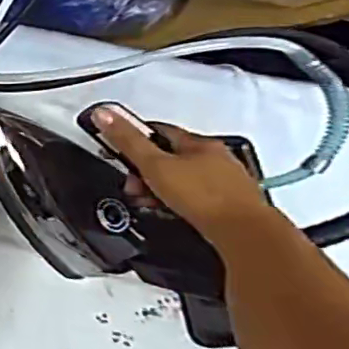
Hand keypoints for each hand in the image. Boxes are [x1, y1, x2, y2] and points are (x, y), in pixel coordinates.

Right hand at [90, 106, 285, 242]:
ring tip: (149, 201)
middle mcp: (218, 159)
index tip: (116, 148)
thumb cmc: (203, 196)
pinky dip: (175, 201)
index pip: (157, 131)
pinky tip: (168, 210)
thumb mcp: (153, 164)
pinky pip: (192, 196)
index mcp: (201, 144)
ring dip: (157, 188)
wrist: (244, 235)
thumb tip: (104, 113)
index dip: (132, 138)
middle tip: (133, 184)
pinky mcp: (228, 203)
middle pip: (167, 158)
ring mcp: (225, 182)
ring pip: (179, 178)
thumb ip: (127, 139)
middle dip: (143, 171)